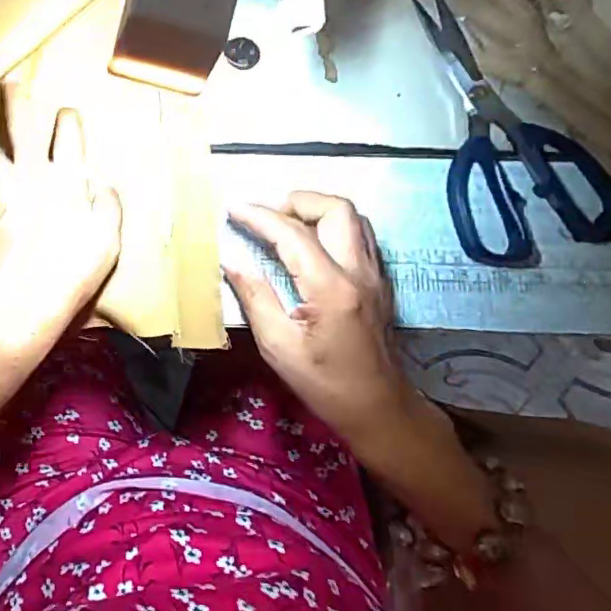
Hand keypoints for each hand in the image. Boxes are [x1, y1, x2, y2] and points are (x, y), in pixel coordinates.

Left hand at [0, 79, 122, 363]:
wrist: (23, 298)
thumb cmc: (71, 274)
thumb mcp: (108, 240)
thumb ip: (107, 205)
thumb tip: (100, 182)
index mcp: (67, 177)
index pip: (70, 135)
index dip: (68, 121)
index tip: (65, 115)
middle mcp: (29, 171)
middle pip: (21, 125)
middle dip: (16, 99)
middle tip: (9, 79)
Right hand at [226, 192, 499, 549]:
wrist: (379, 408)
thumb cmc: (324, 383)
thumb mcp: (277, 345)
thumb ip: (255, 297)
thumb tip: (231, 262)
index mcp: (331, 289)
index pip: (292, 235)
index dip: (259, 216)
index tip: (233, 209)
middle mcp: (359, 273)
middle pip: (335, 209)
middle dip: (296, 202)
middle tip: (266, 217)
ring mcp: (374, 275)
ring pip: (352, 218)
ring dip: (316, 211)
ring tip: (284, 226)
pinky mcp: (378, 281)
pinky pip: (358, 236)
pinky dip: (329, 228)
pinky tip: (308, 246)